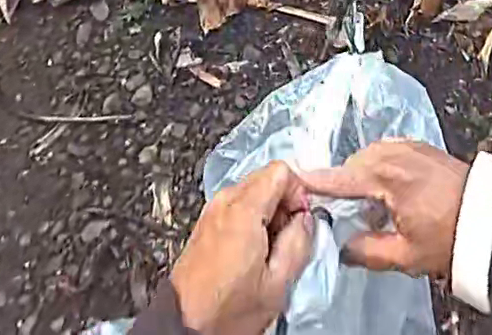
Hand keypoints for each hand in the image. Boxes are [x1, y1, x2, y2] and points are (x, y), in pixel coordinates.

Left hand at [169, 161, 315, 334]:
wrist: (184, 324)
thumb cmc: (227, 310)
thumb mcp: (276, 284)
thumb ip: (299, 243)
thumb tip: (307, 220)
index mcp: (244, 208)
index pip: (281, 171)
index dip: (298, 192)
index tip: (301, 219)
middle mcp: (227, 199)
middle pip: (267, 177)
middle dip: (284, 203)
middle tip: (287, 239)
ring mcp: (214, 207)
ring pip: (254, 190)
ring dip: (269, 212)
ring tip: (269, 251)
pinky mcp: (208, 219)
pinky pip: (239, 204)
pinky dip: (253, 218)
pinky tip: (252, 252)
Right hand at [298, 139, 467, 278]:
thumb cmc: (450, 237)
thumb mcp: (406, 255)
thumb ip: (367, 250)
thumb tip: (343, 247)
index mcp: (384, 175)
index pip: (339, 179)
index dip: (315, 181)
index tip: (294, 178)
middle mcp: (391, 152)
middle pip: (353, 166)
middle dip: (346, 186)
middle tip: (345, 213)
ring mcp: (406, 145)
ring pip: (370, 159)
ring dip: (364, 178)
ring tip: (373, 209)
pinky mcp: (418, 146)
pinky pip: (387, 154)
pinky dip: (381, 170)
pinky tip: (390, 194)